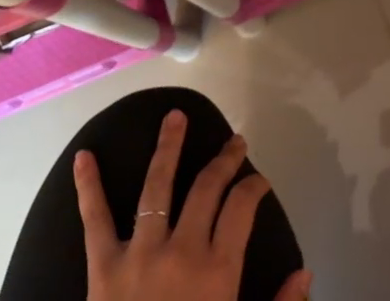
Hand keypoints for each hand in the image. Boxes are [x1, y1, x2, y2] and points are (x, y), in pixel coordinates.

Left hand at [75, 110, 310, 300]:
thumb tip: (305, 272)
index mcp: (218, 271)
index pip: (242, 208)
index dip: (253, 187)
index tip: (258, 179)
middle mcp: (182, 251)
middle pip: (207, 188)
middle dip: (224, 159)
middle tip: (234, 142)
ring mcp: (140, 254)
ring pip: (157, 187)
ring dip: (168, 148)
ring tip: (175, 118)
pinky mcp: (102, 267)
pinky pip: (94, 221)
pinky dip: (87, 187)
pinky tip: (83, 157)